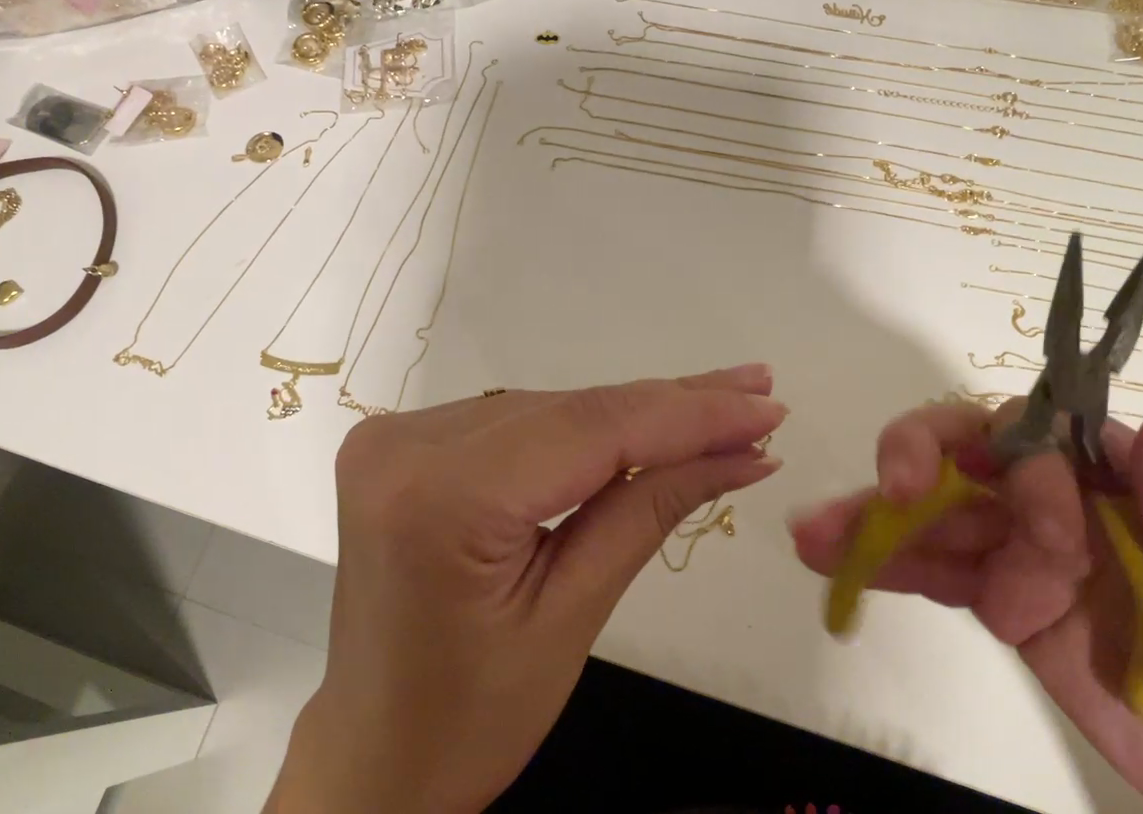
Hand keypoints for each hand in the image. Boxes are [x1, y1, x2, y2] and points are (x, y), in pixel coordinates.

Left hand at [266, 366, 786, 813]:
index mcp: (439, 497)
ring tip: (718, 410)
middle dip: (668, 407)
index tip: (767, 406)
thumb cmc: (474, 716)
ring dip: (628, 413)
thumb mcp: (572, 616)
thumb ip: (649, 512)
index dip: (686, 414)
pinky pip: (509, 425)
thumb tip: (742, 450)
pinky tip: (637, 427)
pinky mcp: (398, 445)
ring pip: (542, 411)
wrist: (375, 749)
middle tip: (758, 393)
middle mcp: (403, 444)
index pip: (588, 431)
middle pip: (565, 412)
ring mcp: (393, 438)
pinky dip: (575, 430)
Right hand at [789, 402, 1142, 813]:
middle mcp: (1069, 508)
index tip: (1000, 502)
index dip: (1007, 448)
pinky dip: (879, 564)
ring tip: (811, 533)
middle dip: (920, 462)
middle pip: (974, 455)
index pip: (1050, 435)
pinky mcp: (1000, 603)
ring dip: (870, 517)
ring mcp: (1027, 557)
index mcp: (1133, 493)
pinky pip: (931, 572)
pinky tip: (828, 560)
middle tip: (886, 492)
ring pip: (936, 514)